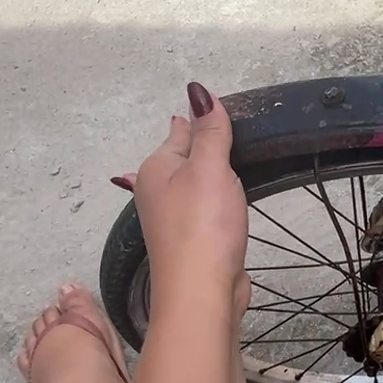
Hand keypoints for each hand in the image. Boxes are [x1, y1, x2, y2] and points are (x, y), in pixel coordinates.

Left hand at [117, 83, 248, 315]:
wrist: (201, 291)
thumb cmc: (202, 226)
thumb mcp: (209, 168)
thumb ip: (209, 131)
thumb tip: (198, 91)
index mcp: (157, 168)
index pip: (180, 132)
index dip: (198, 119)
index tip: (211, 108)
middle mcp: (159, 192)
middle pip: (183, 158)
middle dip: (200, 144)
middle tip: (224, 127)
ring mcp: (174, 219)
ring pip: (193, 184)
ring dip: (208, 173)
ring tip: (226, 159)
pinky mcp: (193, 240)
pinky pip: (204, 208)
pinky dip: (213, 199)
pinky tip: (221, 201)